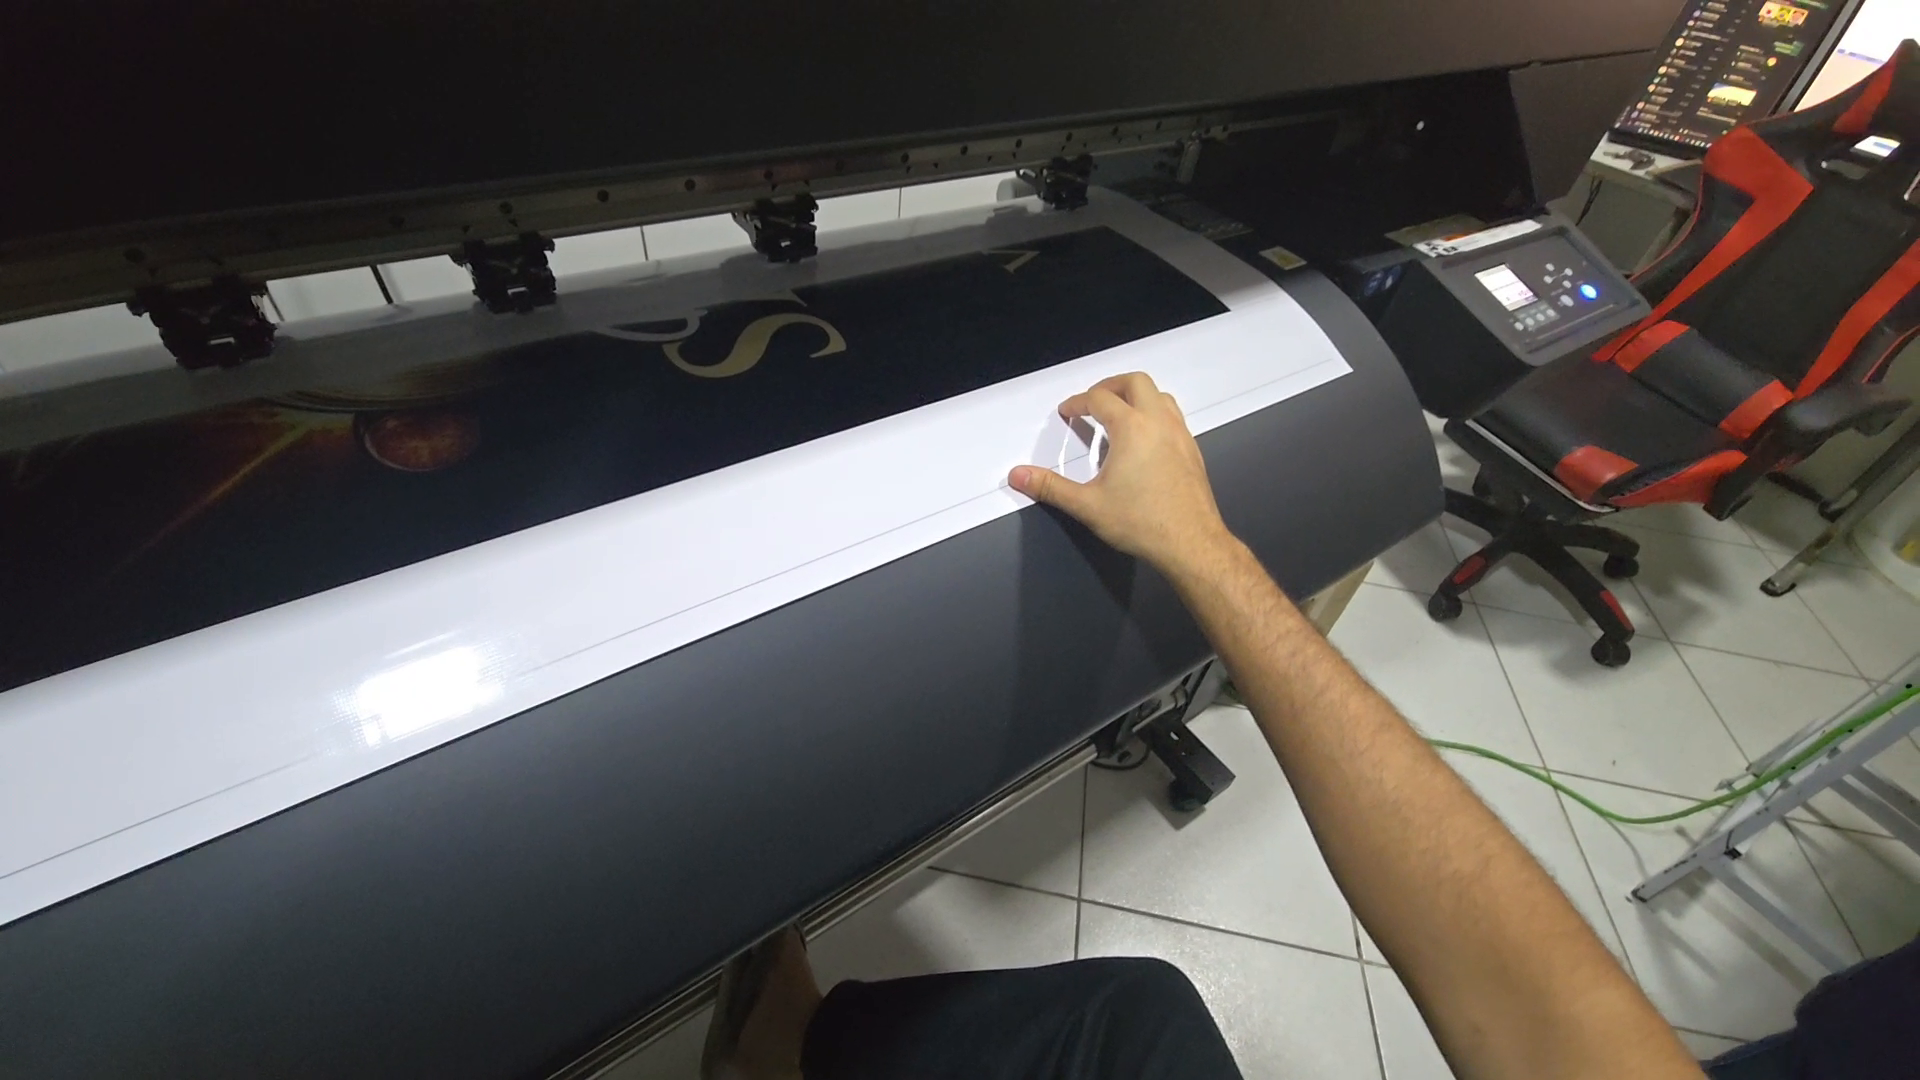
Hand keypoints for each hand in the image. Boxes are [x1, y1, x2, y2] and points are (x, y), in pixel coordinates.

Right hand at [1009, 372, 1237, 577]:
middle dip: (1110, 386)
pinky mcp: (1192, 451)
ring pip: (1160, 396)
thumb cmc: (1142, 523)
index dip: (1078, 402)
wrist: (1190, 543)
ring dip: (1136, 396)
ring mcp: (1180, 435)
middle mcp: (1159, 423)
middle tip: (1092, 401)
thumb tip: (1019, 475)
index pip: (1100, 399)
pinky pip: (1173, 417)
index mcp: (1132, 428)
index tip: (1067, 412)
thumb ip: (1050, 487)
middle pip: (1135, 382)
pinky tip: (1143, 440)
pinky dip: (1154, 414)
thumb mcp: (1087, 505)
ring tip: (1118, 415)